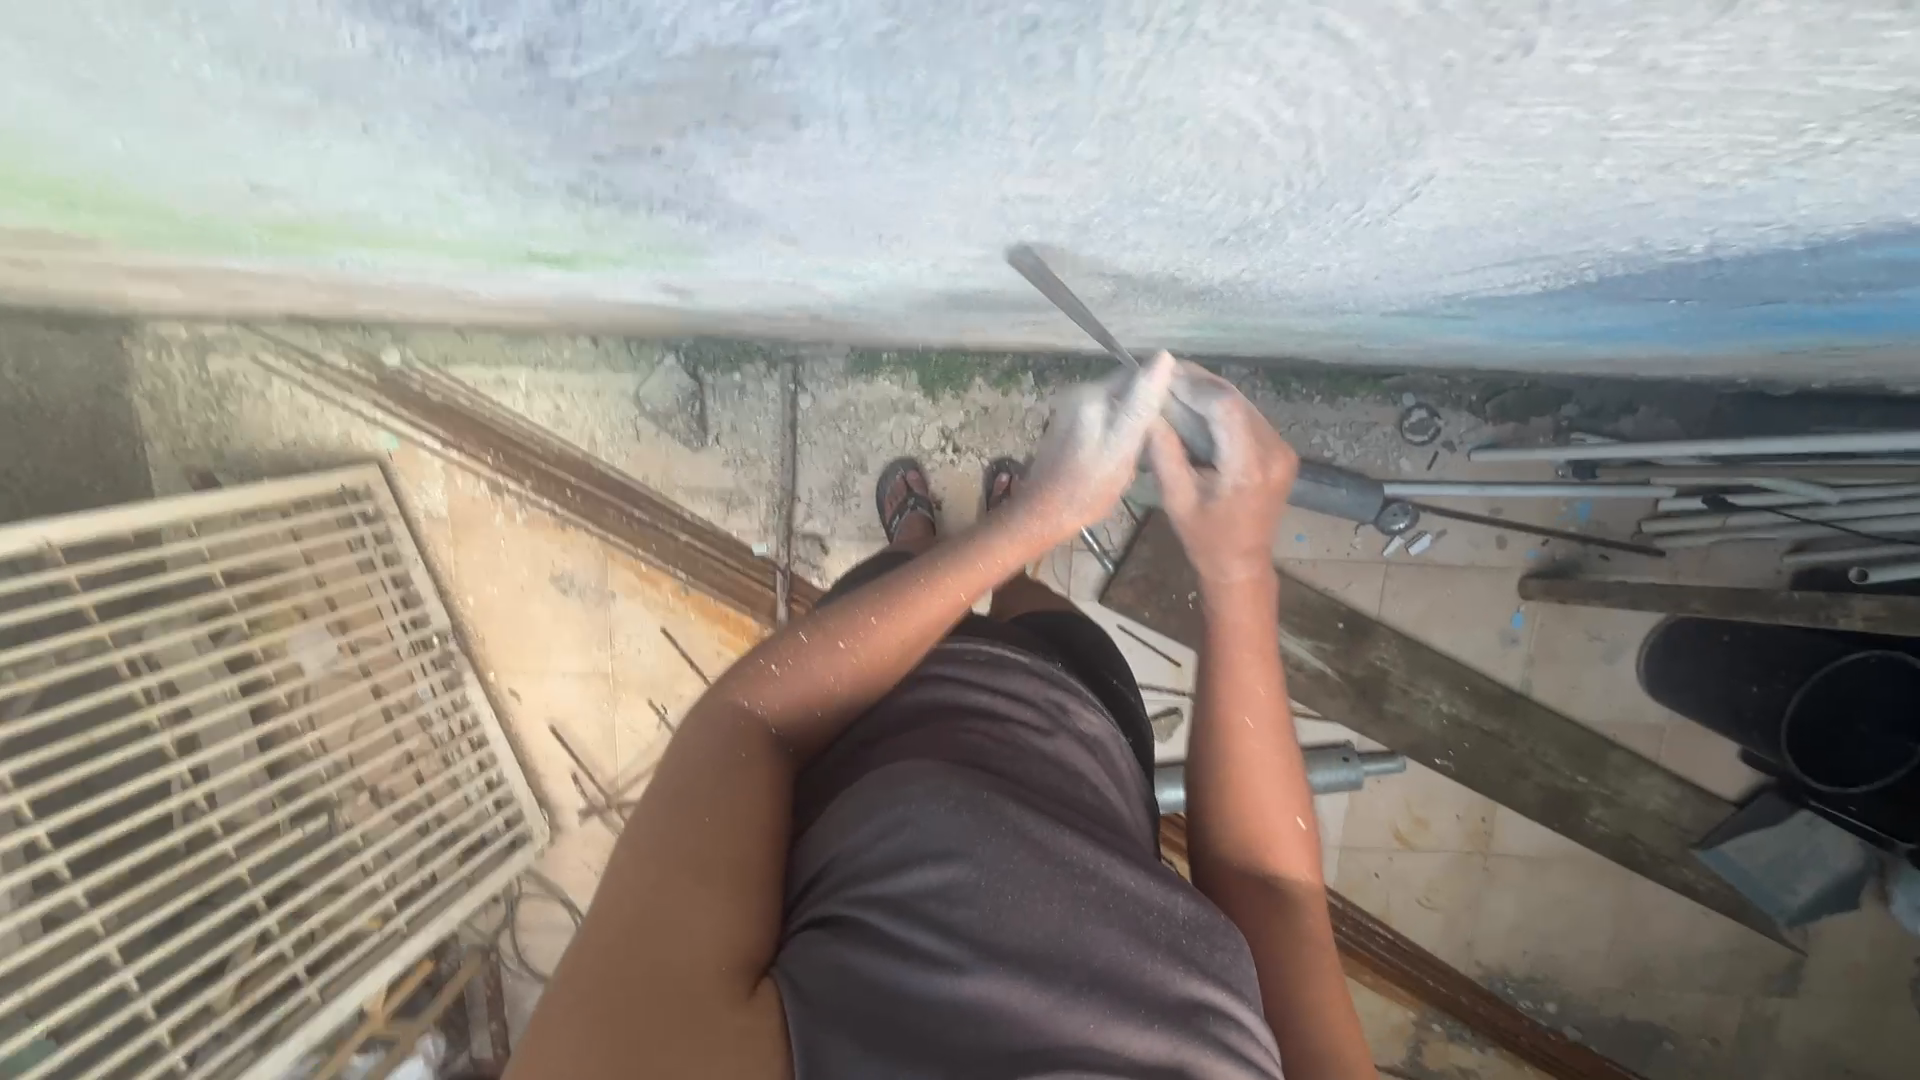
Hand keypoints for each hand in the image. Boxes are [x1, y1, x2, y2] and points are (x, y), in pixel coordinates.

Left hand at [1007, 351, 1176, 548]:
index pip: (1138, 374)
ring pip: (1116, 406)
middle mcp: (1078, 394)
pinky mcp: (1069, 427)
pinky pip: (1104, 420)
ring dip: (1132, 421)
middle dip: (1146, 408)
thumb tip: (1164, 356)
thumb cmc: (1087, 487)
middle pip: (1126, 390)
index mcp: (1091, 393)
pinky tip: (1124, 452)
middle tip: (1164, 434)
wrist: (1044, 514)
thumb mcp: (1122, 445)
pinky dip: (1117, 431)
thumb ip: (1142, 401)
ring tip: (1147, 445)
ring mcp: (1071, 410)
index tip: (1181, 410)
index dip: (1161, 389)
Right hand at [1145, 362, 1298, 589]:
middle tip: (1167, 372)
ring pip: (1244, 404)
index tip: (1165, 375)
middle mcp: (1274, 453)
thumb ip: (1164, 453)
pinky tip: (1197, 405)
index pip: (1225, 408)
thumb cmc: (1204, 537)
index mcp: (1248, 468)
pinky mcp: (1280, 451)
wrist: (1240, 563)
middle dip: (1200, 383)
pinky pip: (1249, 418)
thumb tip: (1149, 411)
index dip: (1195, 386)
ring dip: (1210, 393)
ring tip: (1177, 384)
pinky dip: (1222, 407)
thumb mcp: (1176, 499)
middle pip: (1237, 400)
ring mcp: (1282, 450)